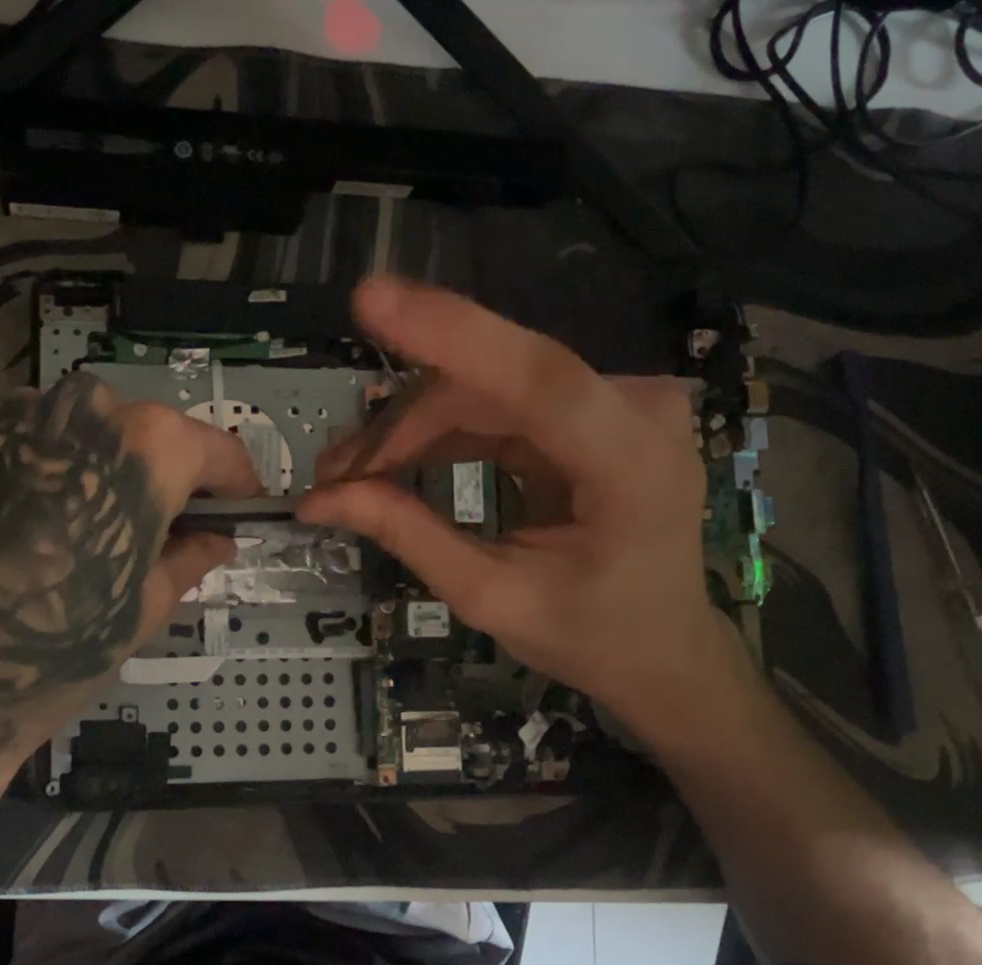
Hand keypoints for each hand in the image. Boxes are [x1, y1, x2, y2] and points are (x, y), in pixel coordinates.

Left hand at [0, 372, 260, 841]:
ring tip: (89, 527)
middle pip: (145, 430)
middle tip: (161, 527)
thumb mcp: (142, 609)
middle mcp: (81, 407)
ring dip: (100, 467)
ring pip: (82, 429)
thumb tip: (216, 536)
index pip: (212, 447)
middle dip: (163, 474)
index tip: (235, 510)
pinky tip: (33, 520)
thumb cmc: (53, 650)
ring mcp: (12, 414)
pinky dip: (47, 468)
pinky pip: (28, 439)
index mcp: (143, 446)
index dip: (232, 482)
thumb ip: (189, 557)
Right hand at [299, 276, 736, 729]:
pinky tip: (394, 463)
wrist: (663, 648)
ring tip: (351, 477)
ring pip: (485, 388)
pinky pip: (496, 401)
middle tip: (332, 475)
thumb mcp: (493, 597)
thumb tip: (319, 499)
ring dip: (410, 428)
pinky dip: (439, 432)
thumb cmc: (593, 635)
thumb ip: (410, 536)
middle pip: (491, 384)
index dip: (452, 333)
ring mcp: (615, 402)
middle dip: (401, 425)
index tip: (370, 299)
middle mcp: (635, 409)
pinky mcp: (589, 408)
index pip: (539, 377)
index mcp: (634, 465)